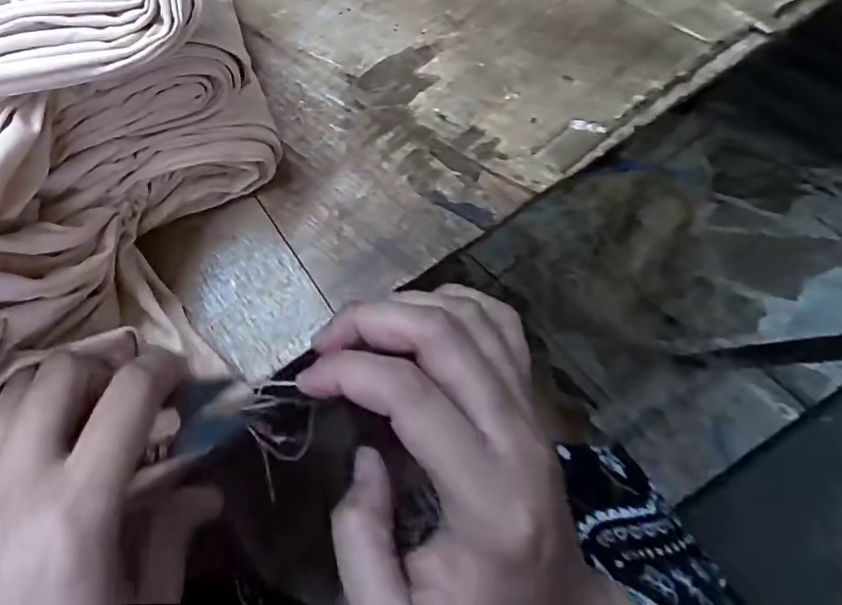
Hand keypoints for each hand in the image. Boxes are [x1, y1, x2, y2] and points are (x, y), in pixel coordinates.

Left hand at [0, 347, 217, 604]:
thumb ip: (169, 540)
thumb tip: (204, 491)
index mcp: (78, 508)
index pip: (126, 398)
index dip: (160, 369)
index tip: (177, 371)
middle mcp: (19, 474)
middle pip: (62, 370)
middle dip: (102, 369)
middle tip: (124, 397)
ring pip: (15, 385)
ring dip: (55, 386)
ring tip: (77, 416)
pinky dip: (10, 412)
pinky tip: (27, 443)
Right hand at [297, 287, 627, 604]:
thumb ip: (359, 539)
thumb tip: (364, 453)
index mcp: (491, 502)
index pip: (410, 392)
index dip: (344, 371)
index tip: (306, 383)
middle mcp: (522, 443)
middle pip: (442, 334)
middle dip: (367, 319)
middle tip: (324, 342)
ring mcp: (536, 414)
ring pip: (470, 315)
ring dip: (401, 305)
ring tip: (359, 333)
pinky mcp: (534, 399)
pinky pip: (496, 321)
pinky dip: (447, 301)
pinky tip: (412, 320)